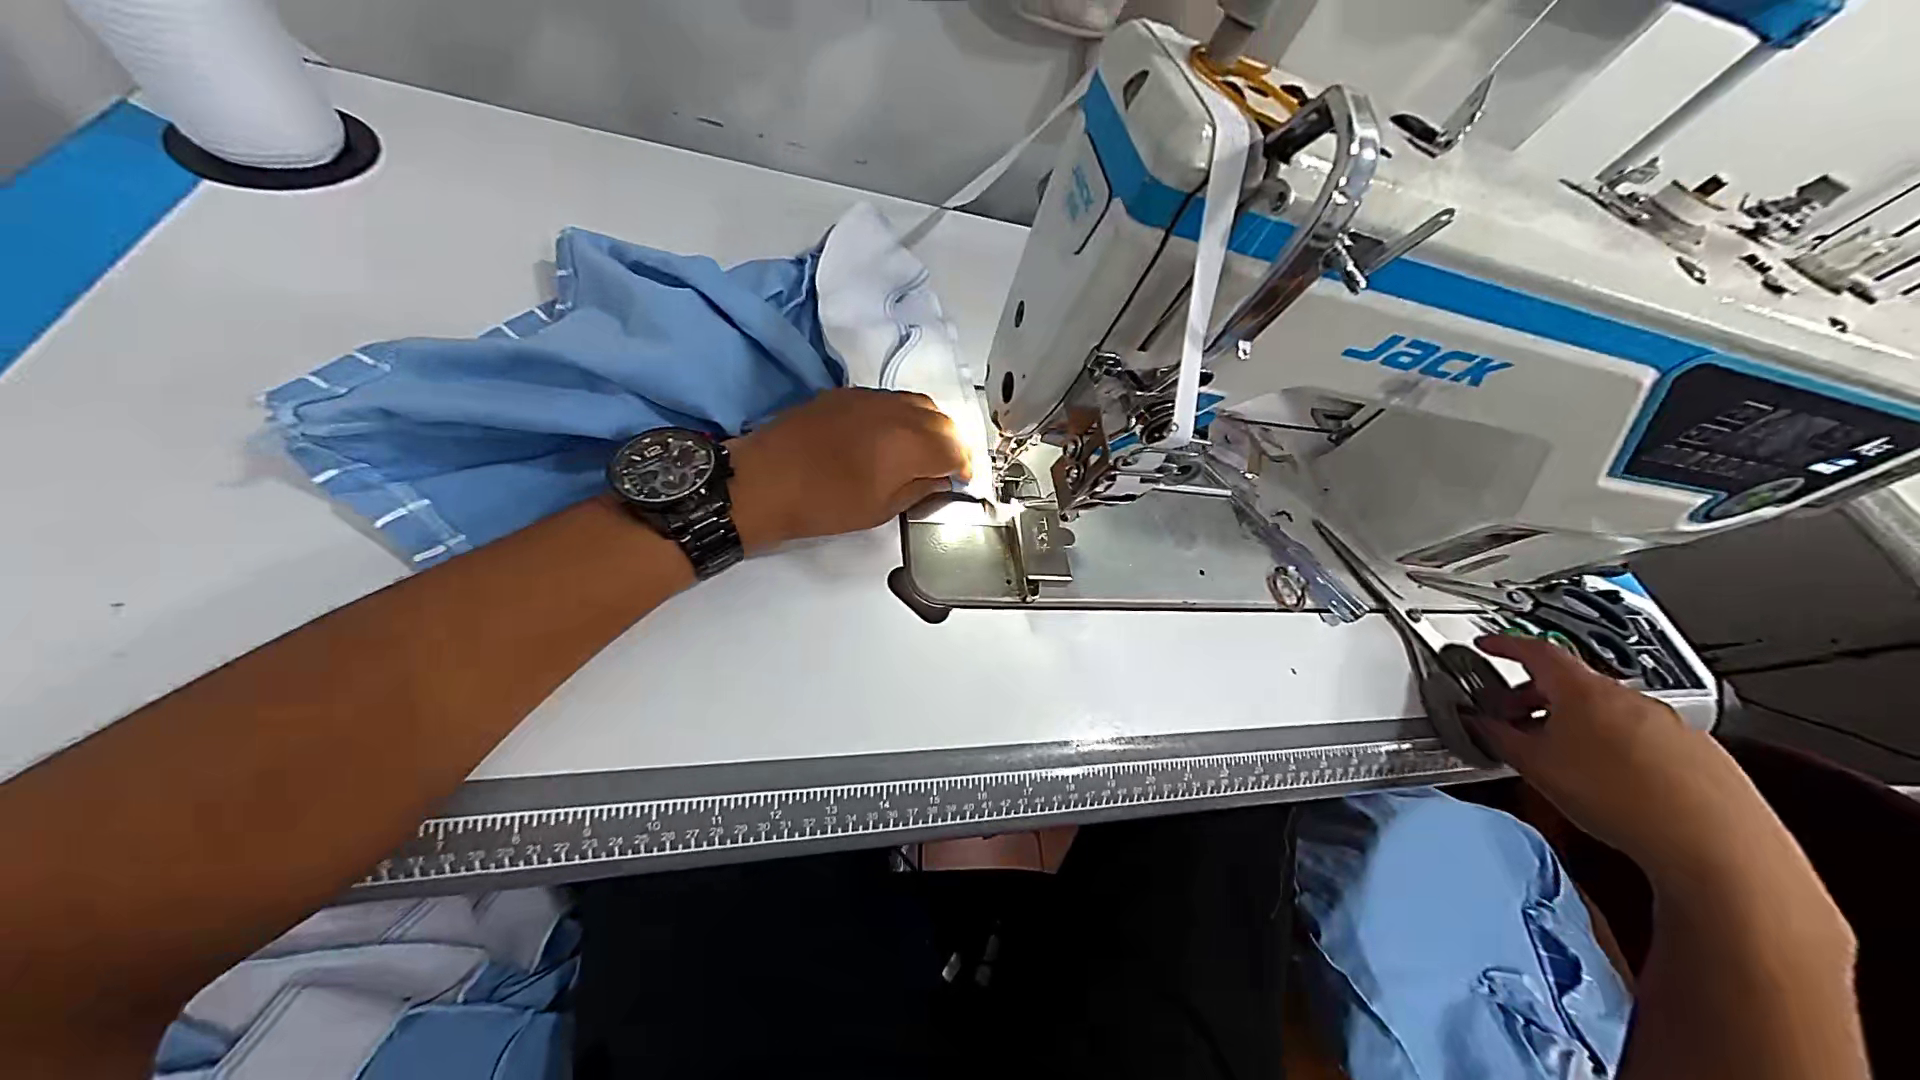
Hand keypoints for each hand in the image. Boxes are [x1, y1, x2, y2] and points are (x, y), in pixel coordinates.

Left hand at [726, 388, 970, 553]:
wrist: (764, 481)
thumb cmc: (823, 504)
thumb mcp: (880, 508)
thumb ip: (919, 489)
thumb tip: (941, 480)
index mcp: (909, 443)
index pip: (957, 448)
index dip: (965, 467)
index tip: (961, 482)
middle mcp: (896, 411)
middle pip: (943, 421)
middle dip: (952, 444)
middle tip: (947, 469)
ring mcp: (871, 397)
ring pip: (919, 404)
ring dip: (930, 427)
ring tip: (922, 453)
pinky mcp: (848, 393)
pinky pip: (892, 400)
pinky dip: (904, 417)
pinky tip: (892, 438)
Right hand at [1472, 634, 1780, 882]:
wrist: (1715, 845)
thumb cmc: (1625, 800)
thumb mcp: (1534, 765)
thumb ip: (1497, 736)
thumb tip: (1480, 725)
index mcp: (1584, 690)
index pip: (1536, 651)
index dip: (1506, 645)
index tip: (1491, 645)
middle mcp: (1629, 698)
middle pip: (1570, 681)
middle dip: (1534, 694)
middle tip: (1512, 714)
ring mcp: (1669, 723)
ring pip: (1606, 708)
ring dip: (1574, 720)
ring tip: (1558, 754)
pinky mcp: (1698, 751)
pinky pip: (1642, 734)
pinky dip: (1614, 743)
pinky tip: (1607, 778)